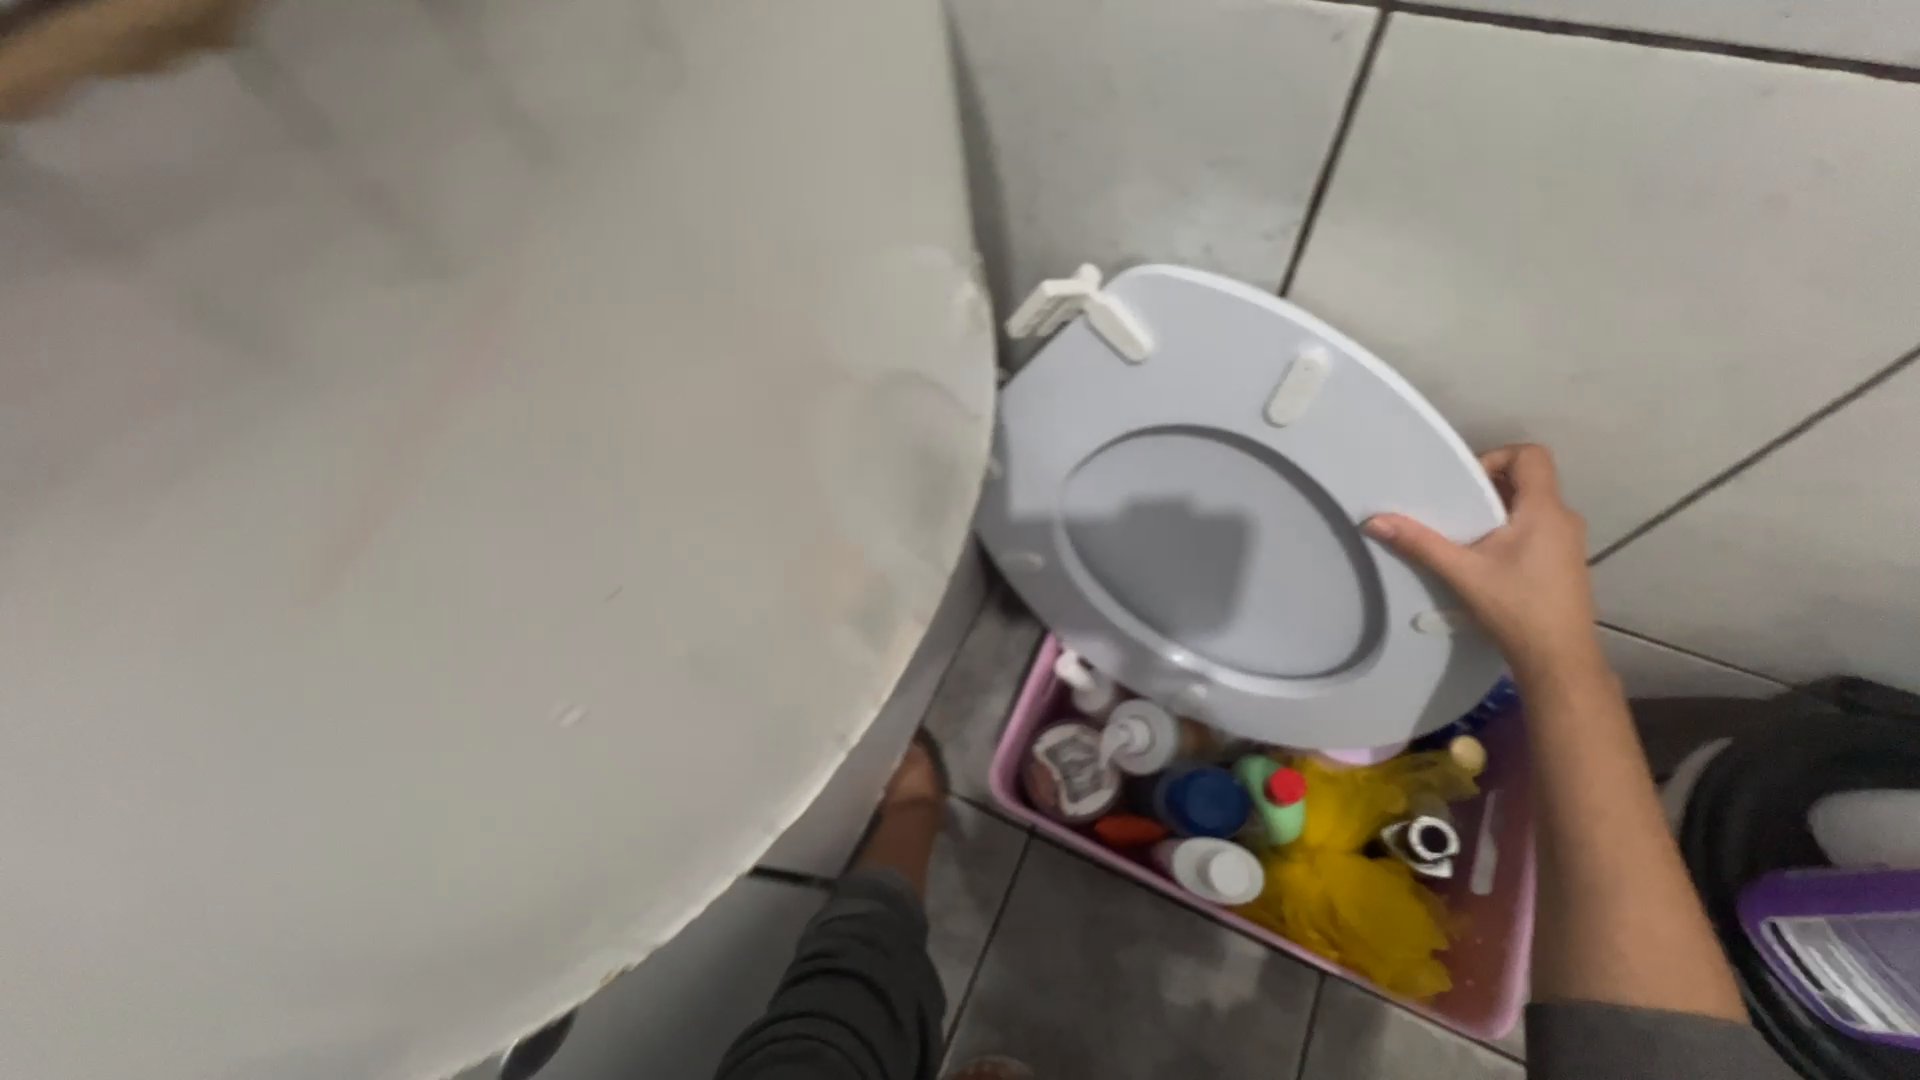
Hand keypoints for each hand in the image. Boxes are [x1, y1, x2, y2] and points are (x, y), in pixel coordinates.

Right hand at [1364, 444, 1603, 680]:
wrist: (1558, 656)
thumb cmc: (1515, 607)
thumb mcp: (1461, 572)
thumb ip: (1418, 543)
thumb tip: (1373, 521)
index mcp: (1544, 510)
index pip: (1531, 455)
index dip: (1496, 457)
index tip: (1464, 482)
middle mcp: (1562, 517)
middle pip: (1527, 479)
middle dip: (1487, 485)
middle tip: (1452, 506)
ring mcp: (1567, 540)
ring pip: (1530, 505)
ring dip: (1496, 510)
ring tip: (1461, 531)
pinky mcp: (1563, 560)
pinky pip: (1535, 527)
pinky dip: (1508, 529)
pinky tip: (1482, 556)